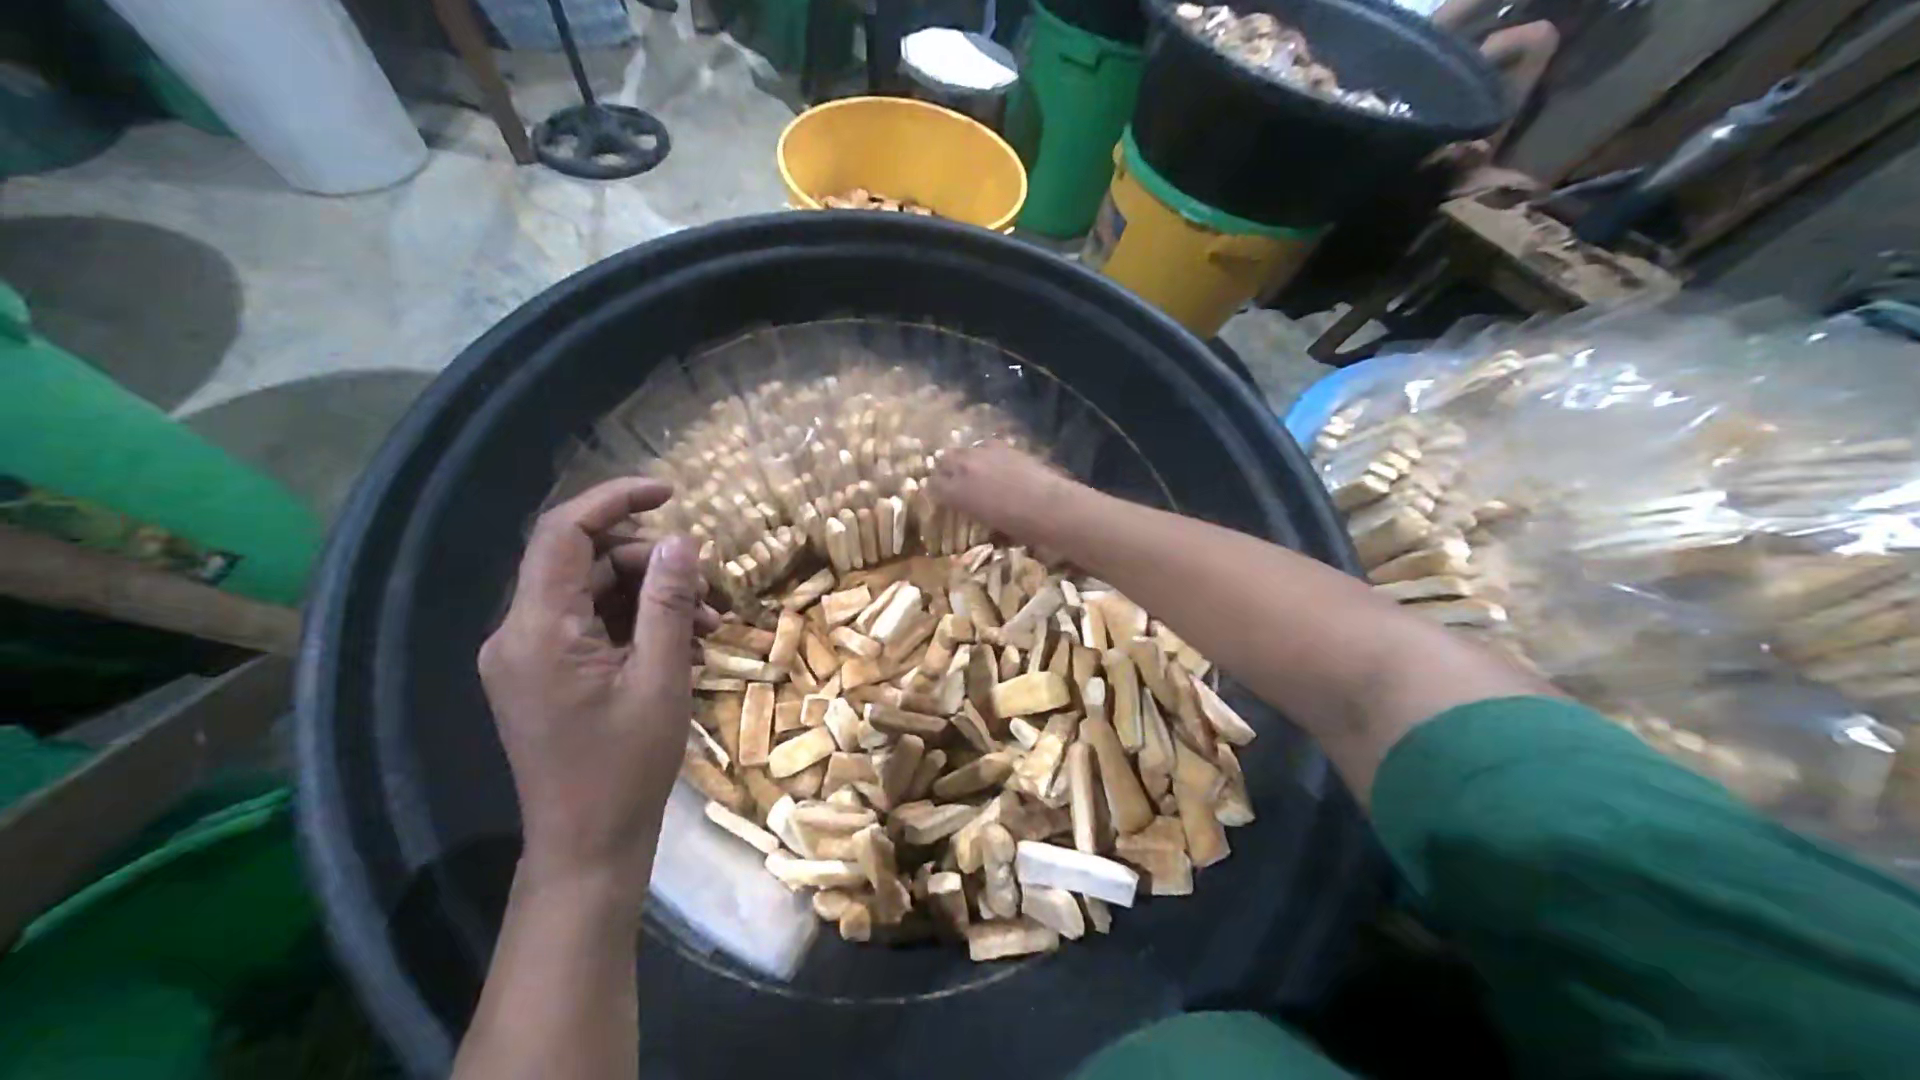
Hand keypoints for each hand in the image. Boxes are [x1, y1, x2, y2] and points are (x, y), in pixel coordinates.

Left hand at [478, 478, 716, 898]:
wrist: (587, 845)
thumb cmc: (626, 767)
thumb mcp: (662, 678)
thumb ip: (669, 603)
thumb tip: (682, 540)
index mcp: (537, 631)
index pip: (563, 533)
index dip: (615, 501)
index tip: (670, 492)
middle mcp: (518, 633)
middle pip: (586, 562)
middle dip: (652, 564)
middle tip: (708, 590)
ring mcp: (527, 655)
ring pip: (593, 593)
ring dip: (652, 597)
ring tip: (707, 625)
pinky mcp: (543, 673)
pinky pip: (591, 625)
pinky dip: (637, 624)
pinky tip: (682, 646)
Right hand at [930, 443, 1069, 532]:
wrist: (1048, 506)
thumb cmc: (1018, 527)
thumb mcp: (986, 523)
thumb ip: (971, 508)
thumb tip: (970, 505)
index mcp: (955, 494)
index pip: (932, 485)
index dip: (936, 489)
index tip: (941, 493)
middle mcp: (962, 468)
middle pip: (944, 460)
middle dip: (946, 468)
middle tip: (954, 478)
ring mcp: (982, 453)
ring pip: (962, 449)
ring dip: (964, 458)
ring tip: (973, 467)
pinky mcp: (1002, 445)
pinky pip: (984, 444)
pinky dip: (985, 451)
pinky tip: (994, 460)